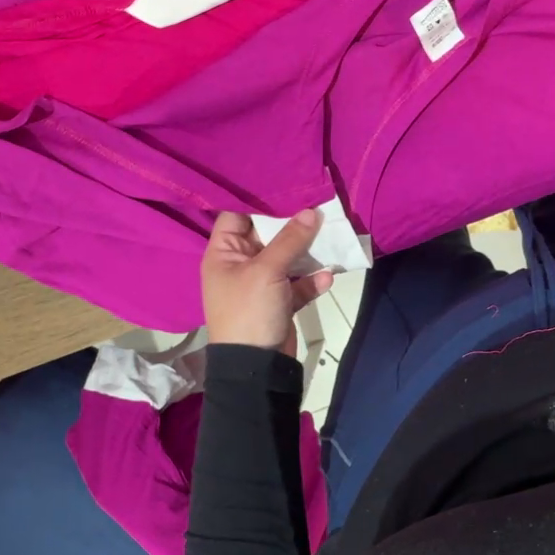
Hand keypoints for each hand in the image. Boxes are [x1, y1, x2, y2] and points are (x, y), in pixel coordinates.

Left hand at [201, 210, 333, 354]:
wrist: (255, 367)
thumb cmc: (250, 311)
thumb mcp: (267, 270)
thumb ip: (290, 239)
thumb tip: (311, 211)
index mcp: (223, 254)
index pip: (237, 216)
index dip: (259, 201)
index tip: (288, 187)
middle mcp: (240, 265)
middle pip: (266, 235)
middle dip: (292, 223)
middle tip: (317, 205)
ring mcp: (260, 285)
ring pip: (286, 259)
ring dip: (307, 251)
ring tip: (330, 236)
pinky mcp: (279, 303)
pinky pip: (297, 284)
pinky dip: (312, 279)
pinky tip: (328, 276)